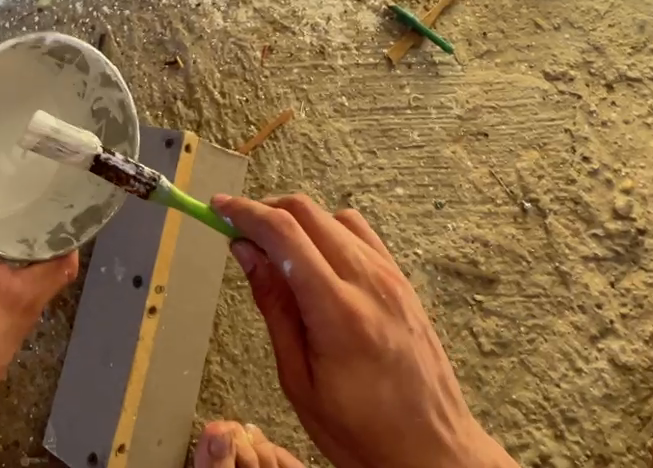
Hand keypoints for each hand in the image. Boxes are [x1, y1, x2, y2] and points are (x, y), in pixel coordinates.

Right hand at [211, 194, 515, 467]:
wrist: (434, 453)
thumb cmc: (362, 431)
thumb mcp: (298, 379)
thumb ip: (272, 305)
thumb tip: (245, 251)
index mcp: (338, 311)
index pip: (283, 233)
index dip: (244, 212)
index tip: (218, 209)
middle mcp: (368, 282)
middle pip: (305, 211)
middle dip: (264, 209)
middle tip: (239, 229)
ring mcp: (390, 277)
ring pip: (331, 215)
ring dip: (296, 218)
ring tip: (275, 249)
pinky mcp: (402, 280)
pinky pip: (359, 231)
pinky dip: (327, 229)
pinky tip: (315, 257)